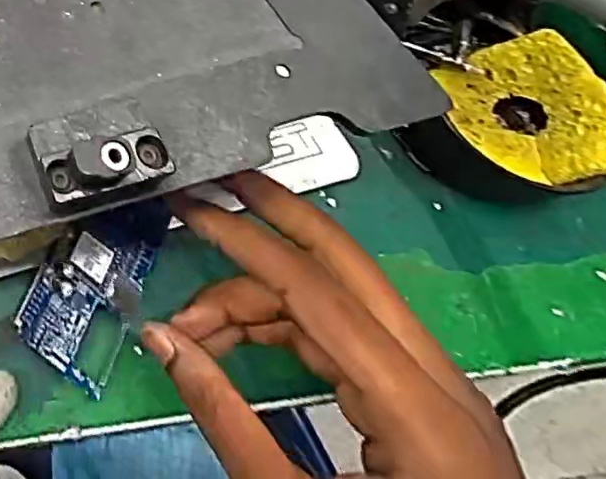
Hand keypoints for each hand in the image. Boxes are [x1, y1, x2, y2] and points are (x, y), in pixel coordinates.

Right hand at [141, 174, 521, 478]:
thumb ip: (227, 420)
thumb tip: (165, 342)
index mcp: (421, 412)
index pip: (317, 289)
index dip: (247, 241)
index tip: (196, 210)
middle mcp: (440, 385)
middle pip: (345, 263)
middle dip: (275, 213)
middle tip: (220, 185)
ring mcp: (438, 392)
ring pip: (336, 298)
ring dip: (261, 294)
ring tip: (197, 322)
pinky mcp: (424, 406)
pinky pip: (344, 335)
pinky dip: (285, 325)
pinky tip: (238, 337)